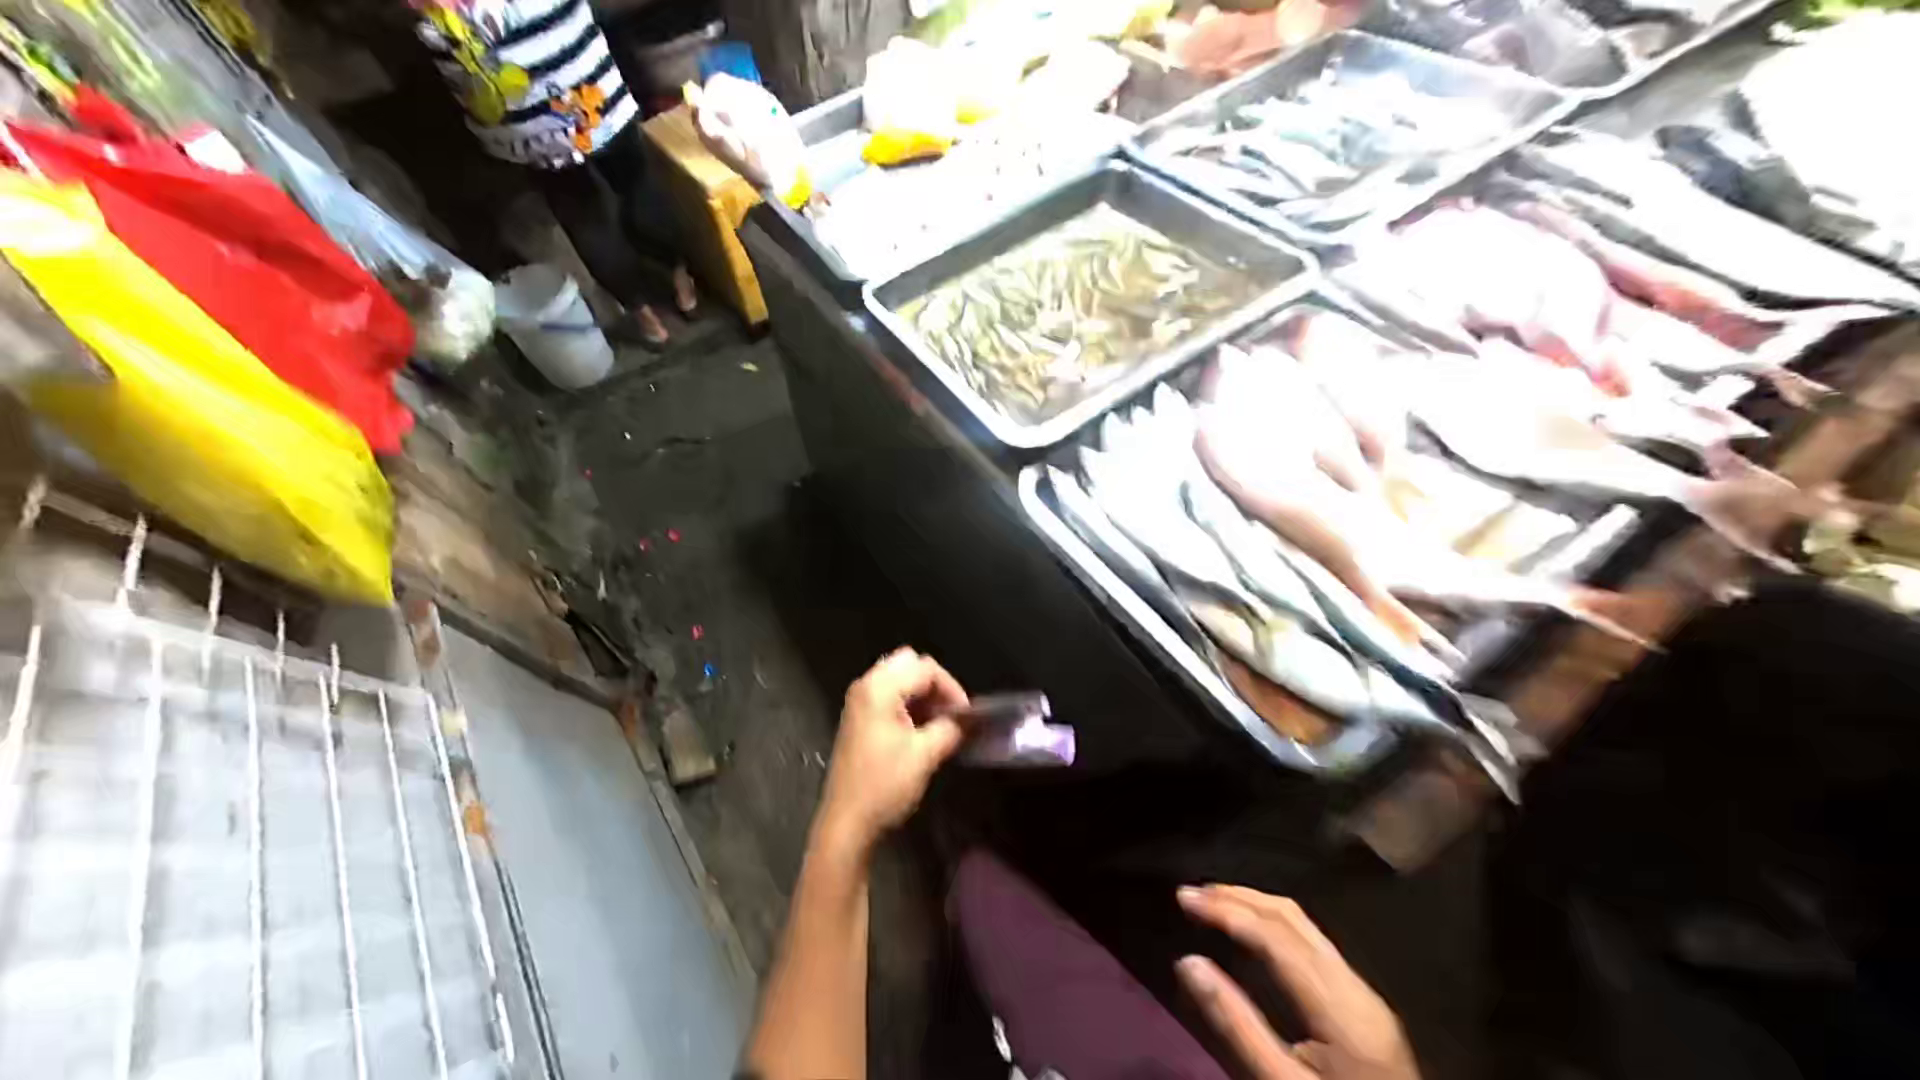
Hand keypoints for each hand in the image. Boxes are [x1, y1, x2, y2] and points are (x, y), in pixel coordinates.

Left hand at [815, 648, 968, 853]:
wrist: (846, 822)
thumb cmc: (884, 785)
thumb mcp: (925, 755)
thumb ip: (949, 728)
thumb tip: (965, 720)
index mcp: (879, 688)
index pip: (925, 668)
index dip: (951, 688)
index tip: (966, 716)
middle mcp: (865, 686)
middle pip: (908, 664)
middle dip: (934, 684)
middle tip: (951, 713)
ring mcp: (859, 701)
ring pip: (898, 678)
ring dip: (921, 694)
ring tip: (940, 723)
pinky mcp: (858, 718)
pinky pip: (888, 695)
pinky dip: (908, 704)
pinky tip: (920, 729)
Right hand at [1176, 885, 1418, 1079]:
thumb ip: (1235, 1024)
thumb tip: (1188, 963)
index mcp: (1339, 1009)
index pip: (1276, 937)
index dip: (1227, 911)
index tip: (1184, 898)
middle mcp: (1354, 986)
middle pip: (1290, 919)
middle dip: (1237, 898)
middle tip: (1191, 894)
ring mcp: (1362, 990)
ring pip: (1302, 923)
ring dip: (1254, 904)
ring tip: (1212, 900)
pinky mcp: (1360, 998)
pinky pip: (1310, 939)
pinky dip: (1272, 921)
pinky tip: (1249, 926)